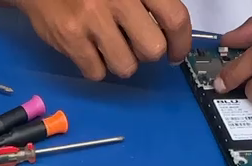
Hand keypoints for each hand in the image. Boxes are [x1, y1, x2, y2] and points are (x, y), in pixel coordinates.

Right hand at [15, 0, 191, 79]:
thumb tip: (169, 31)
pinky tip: (88, 48)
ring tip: (108, 43)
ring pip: (125, 66)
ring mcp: (93, 19)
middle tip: (136, 44)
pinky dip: (95, 66)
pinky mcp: (71, 37)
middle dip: (146, 53)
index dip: (180, 43)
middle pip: (152, 49)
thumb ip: (147, 0)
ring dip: (120, 61)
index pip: (174, 19)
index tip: (176, 53)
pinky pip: (97, 72)